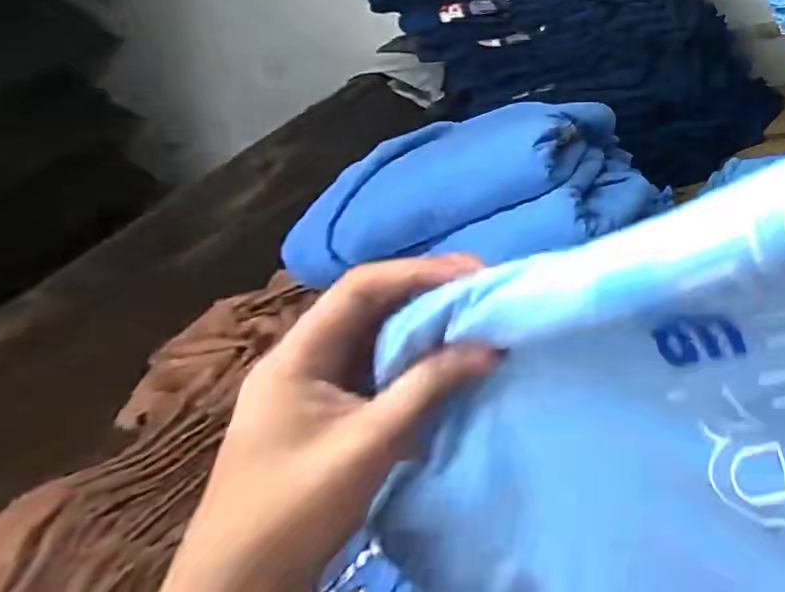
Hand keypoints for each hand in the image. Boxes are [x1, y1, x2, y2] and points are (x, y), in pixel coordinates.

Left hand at [161, 256, 500, 591]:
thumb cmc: (292, 513)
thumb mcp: (368, 444)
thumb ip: (430, 386)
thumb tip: (492, 346)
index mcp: (297, 356)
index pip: (361, 286)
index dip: (419, 270)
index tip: (473, 274)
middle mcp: (305, 358)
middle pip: (373, 303)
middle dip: (430, 291)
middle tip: (483, 291)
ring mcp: (317, 385)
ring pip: (380, 333)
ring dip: (427, 323)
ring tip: (475, 318)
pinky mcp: (333, 410)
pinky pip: (382, 364)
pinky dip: (418, 355)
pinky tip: (450, 360)